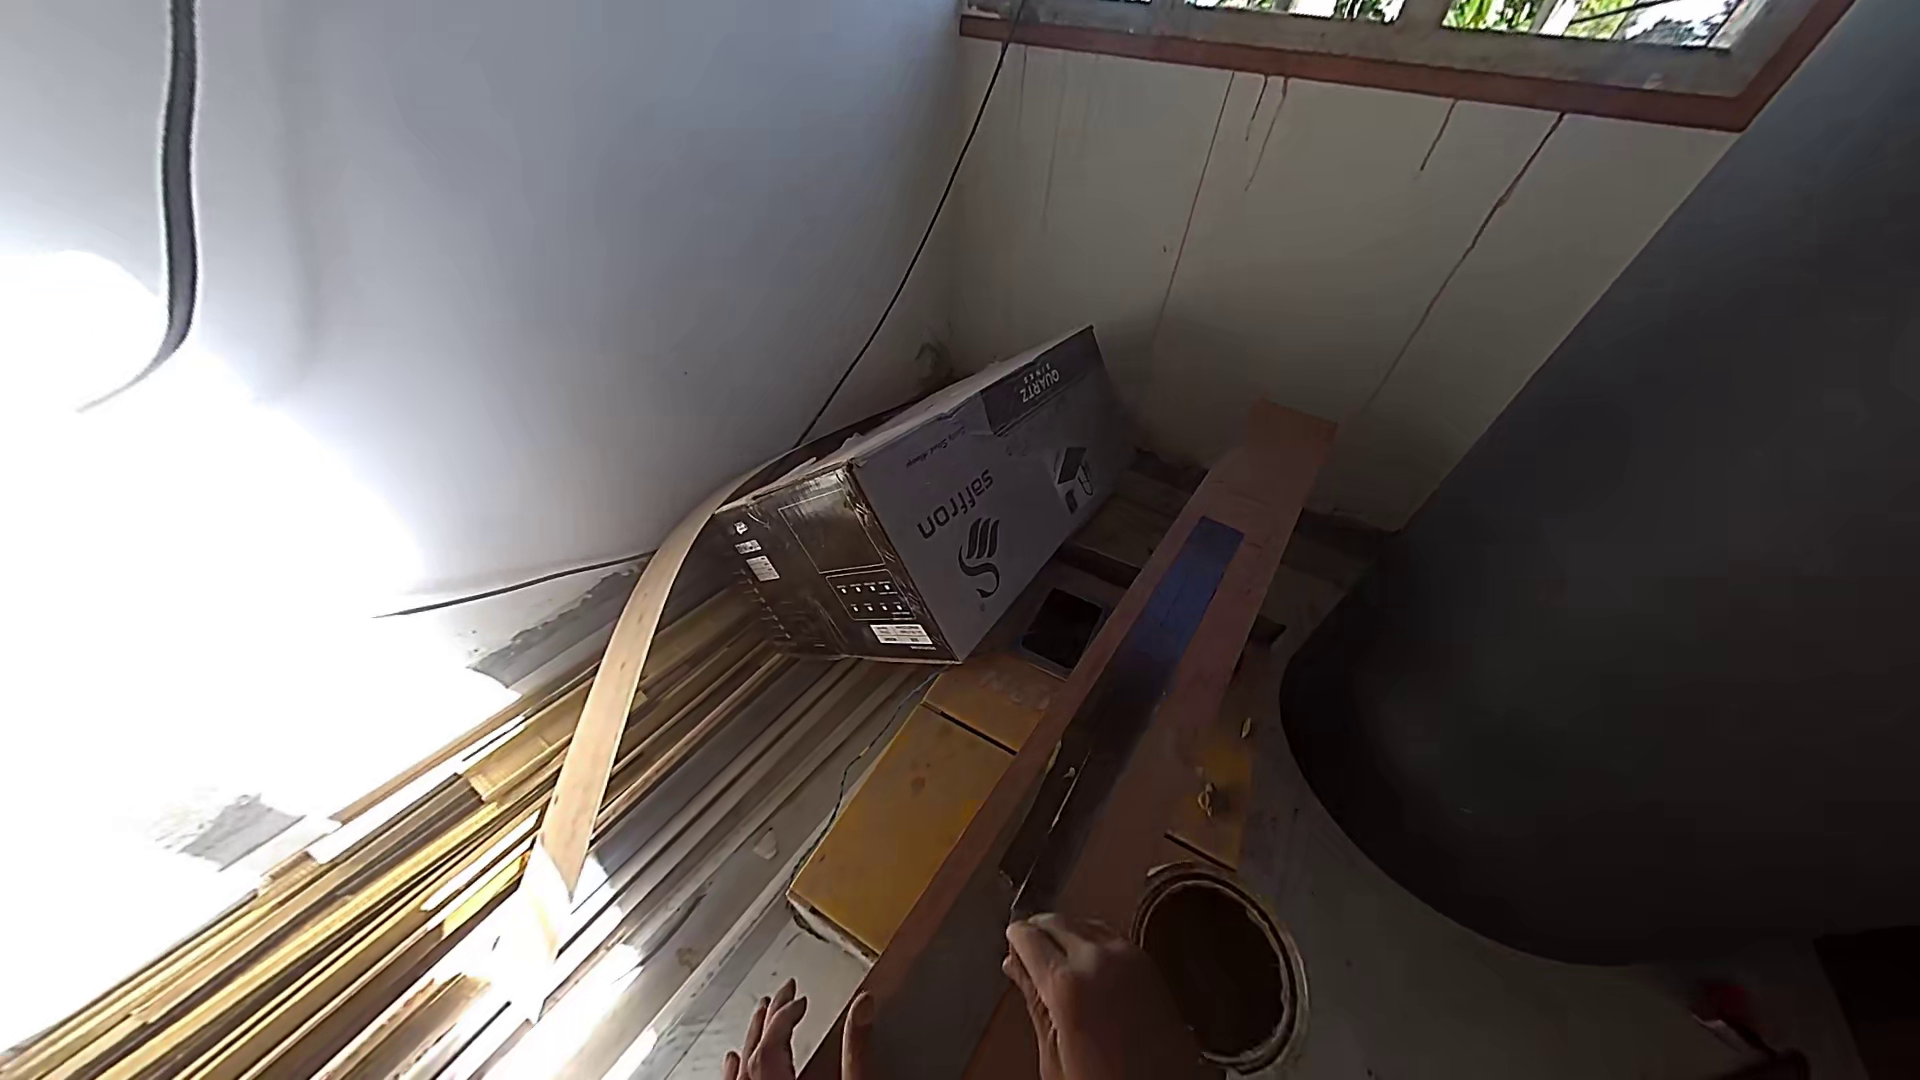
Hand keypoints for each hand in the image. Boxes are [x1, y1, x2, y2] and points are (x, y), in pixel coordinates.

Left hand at [724, 979, 874, 1079]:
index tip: (801, 998)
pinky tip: (732, 1060)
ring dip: (752, 1037)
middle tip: (785, 991)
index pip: (771, 1044)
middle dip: (771, 1017)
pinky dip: (733, 1073)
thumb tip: (864, 1004)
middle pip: (755, 1053)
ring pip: (742, 1072)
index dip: (784, 1015)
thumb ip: (857, 1053)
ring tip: (760, 1012)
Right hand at [1002, 914, 1207, 1079]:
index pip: (1028, 936)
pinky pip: (1106, 933)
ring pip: (1079, 921)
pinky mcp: (1144, 959)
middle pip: (1053, 921)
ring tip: (1055, 958)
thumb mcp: (1055, 1055)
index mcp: (1066, 984)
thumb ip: (1033, 1001)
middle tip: (1027, 950)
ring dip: (1062, 931)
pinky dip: (1088, 938)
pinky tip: (1084, 960)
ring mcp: (1124, 954)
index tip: (1011, 941)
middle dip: (1037, 930)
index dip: (1015, 936)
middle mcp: (1095, 958)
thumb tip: (1013, 965)